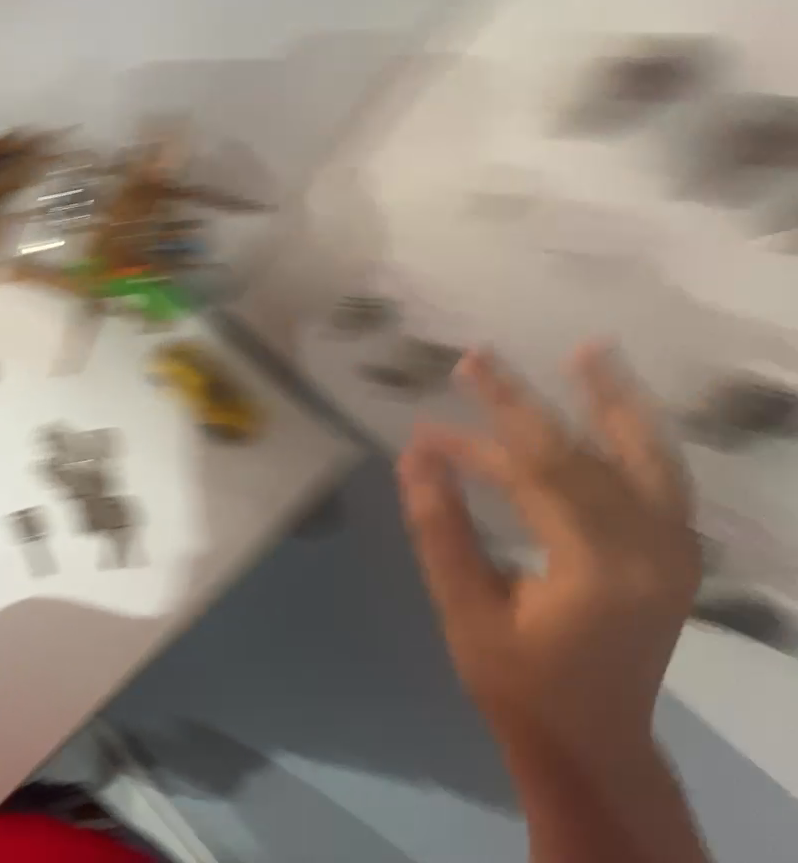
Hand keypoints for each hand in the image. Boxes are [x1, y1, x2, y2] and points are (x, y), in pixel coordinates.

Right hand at [397, 343, 700, 769]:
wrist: (589, 737)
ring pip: (650, 461)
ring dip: (617, 405)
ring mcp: (674, 555)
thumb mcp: (463, 604)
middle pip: (593, 455)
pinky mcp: (673, 559)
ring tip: (591, 354)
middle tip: (485, 357)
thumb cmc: (513, 676)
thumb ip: (442, 526)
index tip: (442, 389)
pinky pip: (658, 484)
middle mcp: (652, 552)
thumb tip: (417, 454)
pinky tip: (612, 416)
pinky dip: (635, 441)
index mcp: (598, 567)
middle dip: (535, 402)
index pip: (543, 470)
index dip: (489, 425)